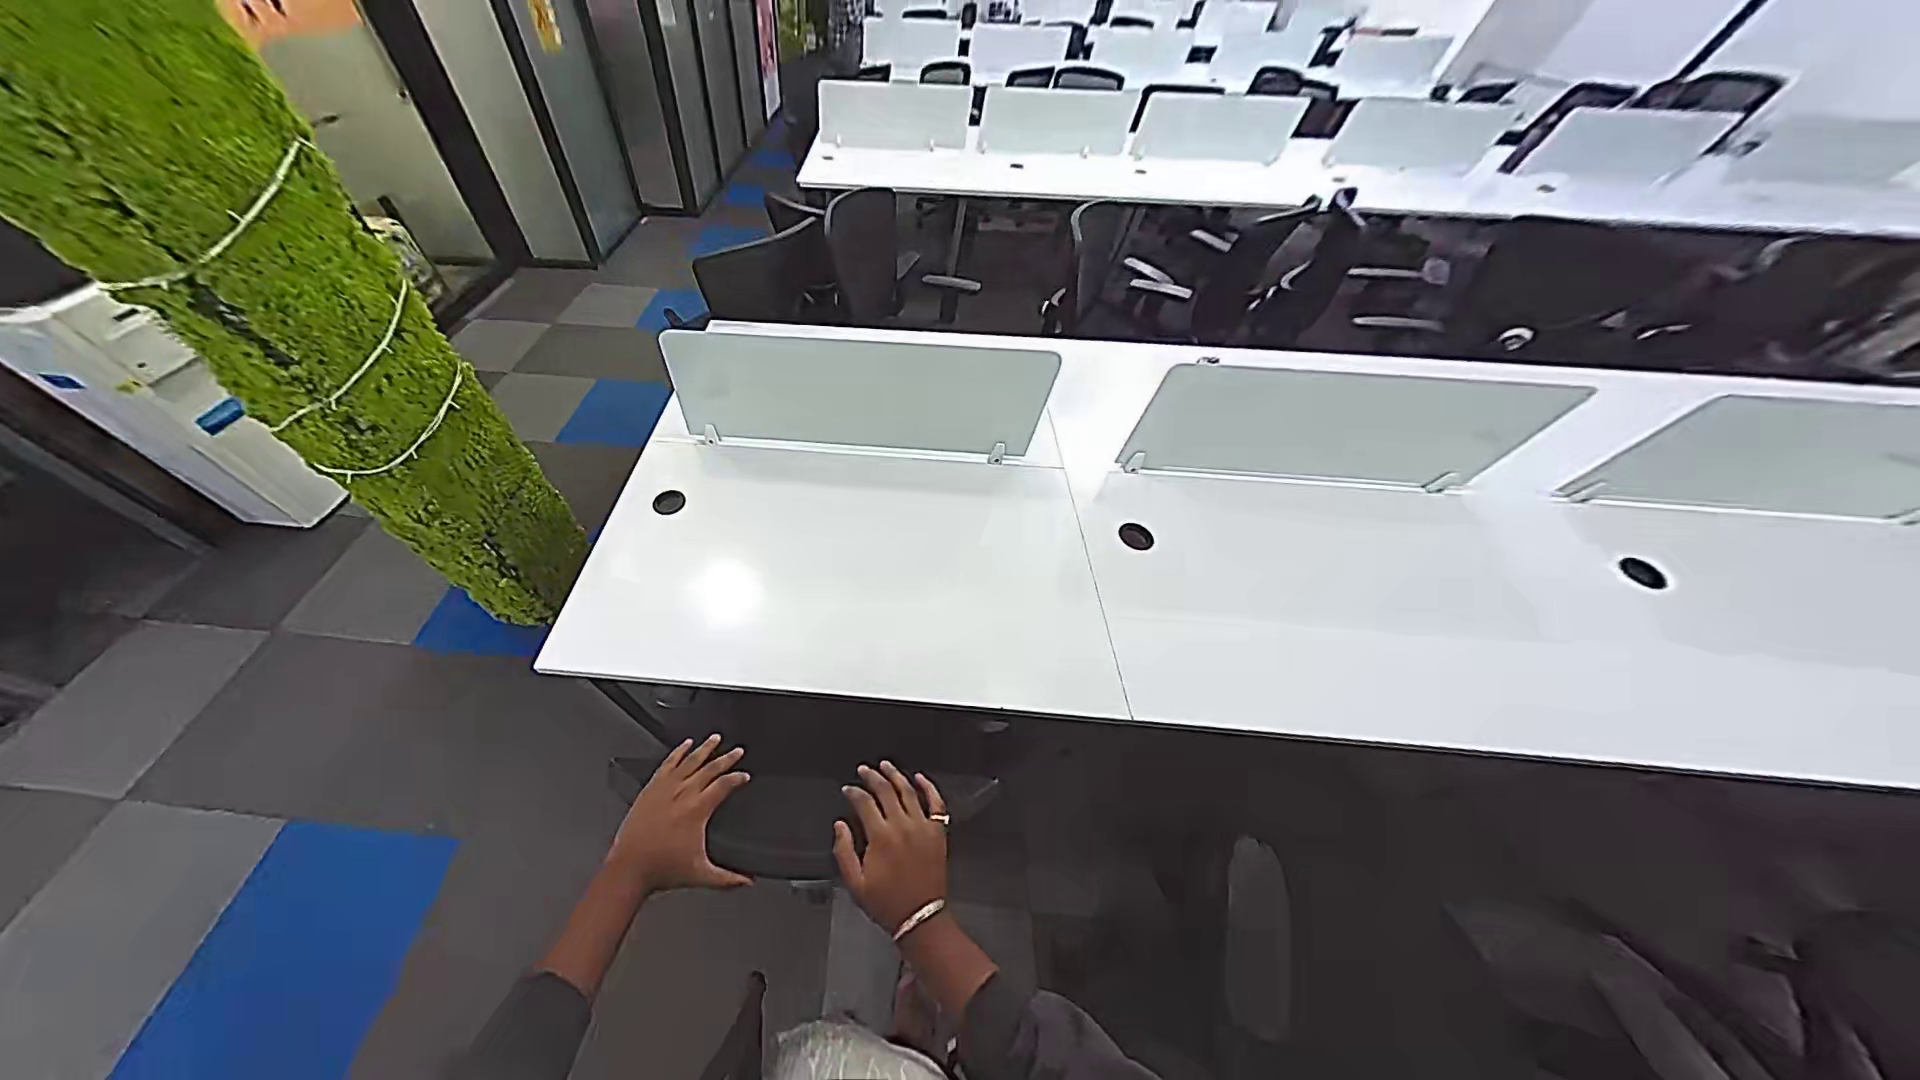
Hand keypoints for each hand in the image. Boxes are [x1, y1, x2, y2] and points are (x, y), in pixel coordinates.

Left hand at [607, 734, 751, 892]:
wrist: (628, 870)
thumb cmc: (661, 870)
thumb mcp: (701, 874)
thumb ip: (727, 878)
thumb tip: (747, 881)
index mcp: (698, 810)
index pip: (724, 785)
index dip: (737, 778)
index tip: (744, 776)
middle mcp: (683, 794)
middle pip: (710, 768)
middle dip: (727, 758)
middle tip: (737, 750)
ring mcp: (665, 789)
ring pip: (690, 761)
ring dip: (705, 749)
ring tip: (715, 738)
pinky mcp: (650, 790)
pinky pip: (667, 764)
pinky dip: (677, 753)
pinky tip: (684, 745)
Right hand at [833, 762, 947, 933]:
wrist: (920, 917)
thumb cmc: (886, 902)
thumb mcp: (855, 883)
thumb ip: (843, 851)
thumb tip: (839, 825)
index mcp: (881, 837)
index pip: (865, 803)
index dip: (854, 792)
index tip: (847, 789)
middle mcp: (903, 825)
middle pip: (886, 791)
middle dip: (872, 777)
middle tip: (864, 770)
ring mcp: (923, 826)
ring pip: (909, 791)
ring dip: (896, 775)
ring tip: (886, 766)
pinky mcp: (938, 831)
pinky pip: (936, 802)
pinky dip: (929, 787)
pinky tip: (920, 778)